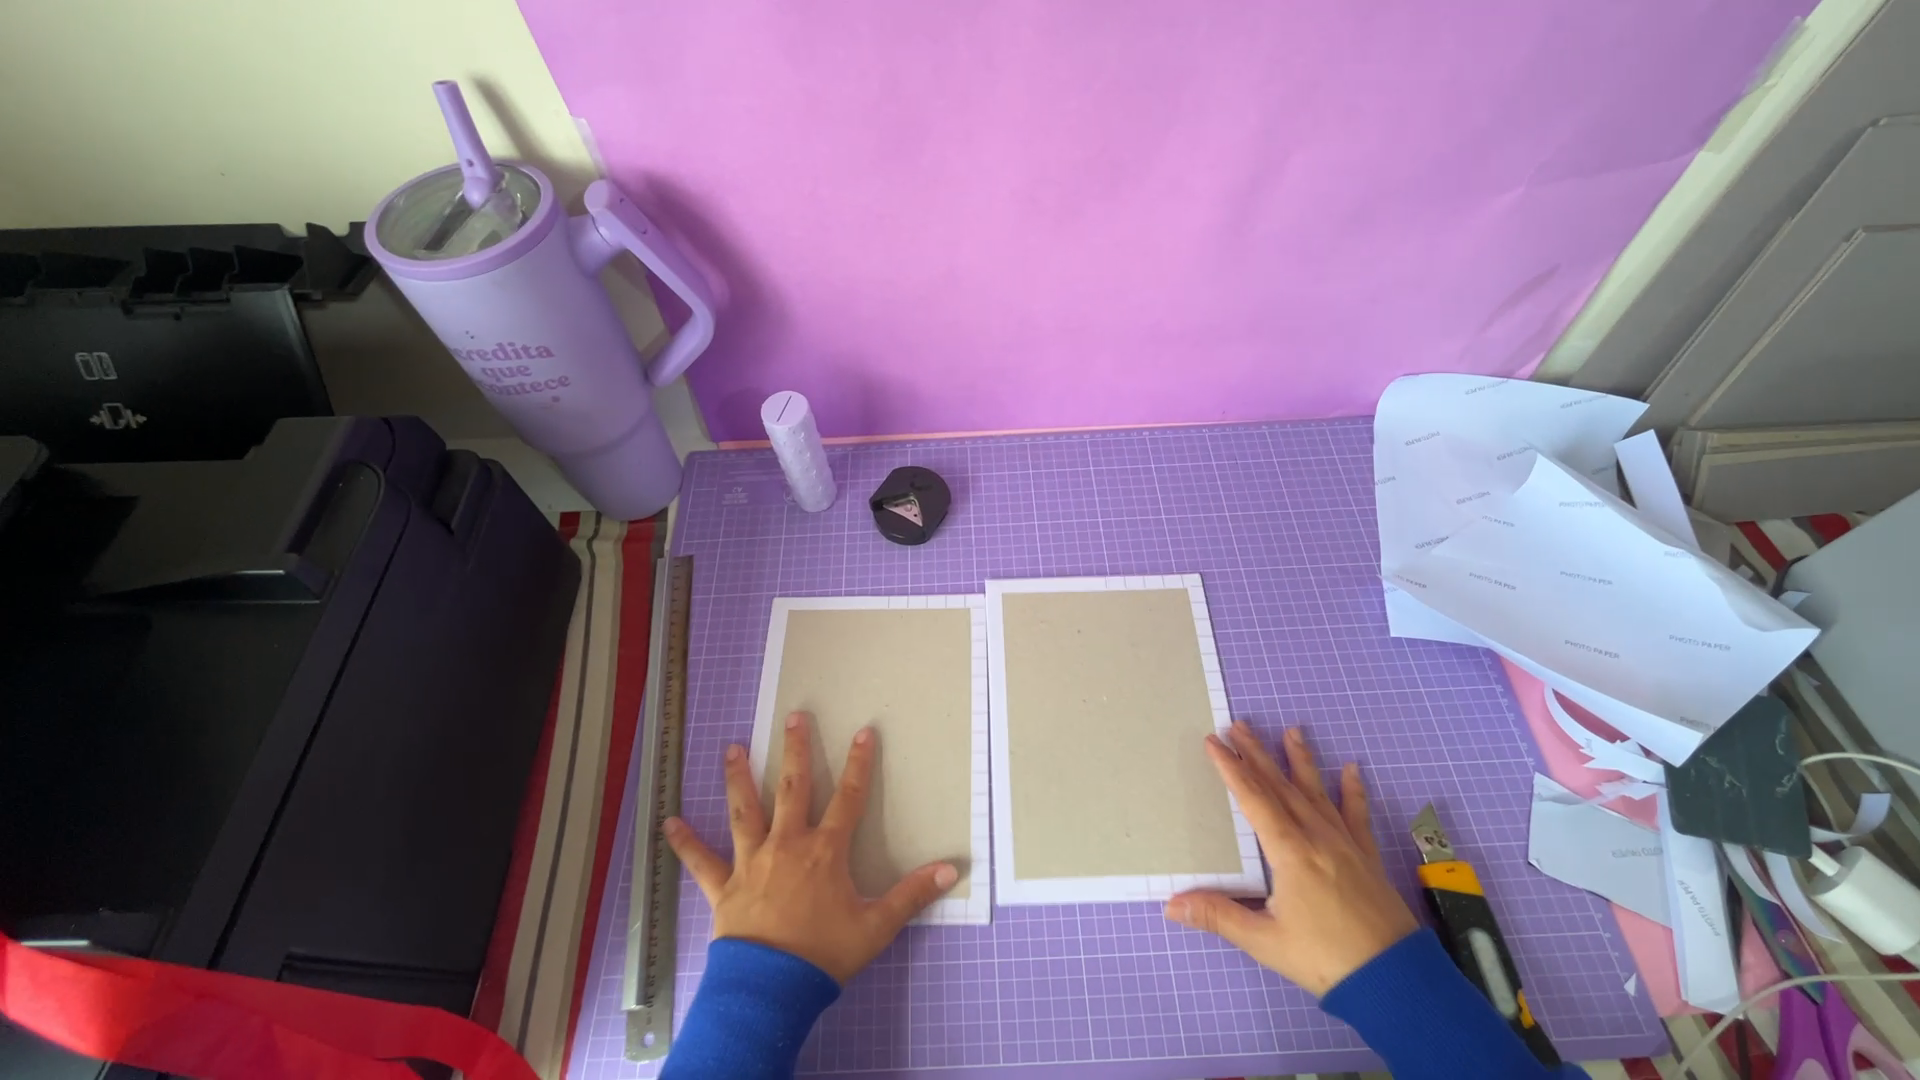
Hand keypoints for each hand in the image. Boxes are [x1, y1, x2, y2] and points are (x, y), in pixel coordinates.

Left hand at [663, 711, 959, 982]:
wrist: (772, 989)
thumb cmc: (825, 953)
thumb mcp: (877, 925)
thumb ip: (913, 894)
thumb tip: (953, 869)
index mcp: (825, 851)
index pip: (848, 797)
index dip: (859, 764)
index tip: (864, 732)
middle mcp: (787, 844)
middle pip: (793, 788)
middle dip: (796, 750)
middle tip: (794, 717)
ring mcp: (752, 862)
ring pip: (745, 810)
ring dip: (739, 778)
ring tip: (733, 747)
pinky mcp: (725, 886)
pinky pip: (702, 861)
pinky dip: (685, 842)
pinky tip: (668, 822)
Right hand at [1164, 721, 1418, 996]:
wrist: (1396, 981)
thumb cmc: (1323, 958)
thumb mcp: (1264, 941)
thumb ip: (1218, 916)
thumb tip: (1170, 905)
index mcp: (1289, 852)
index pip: (1254, 799)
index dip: (1231, 769)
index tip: (1214, 742)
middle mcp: (1317, 837)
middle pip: (1281, 787)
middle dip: (1257, 755)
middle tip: (1239, 726)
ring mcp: (1346, 844)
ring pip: (1317, 793)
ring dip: (1300, 761)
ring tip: (1291, 732)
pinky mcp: (1367, 857)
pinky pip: (1357, 815)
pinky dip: (1353, 791)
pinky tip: (1352, 769)